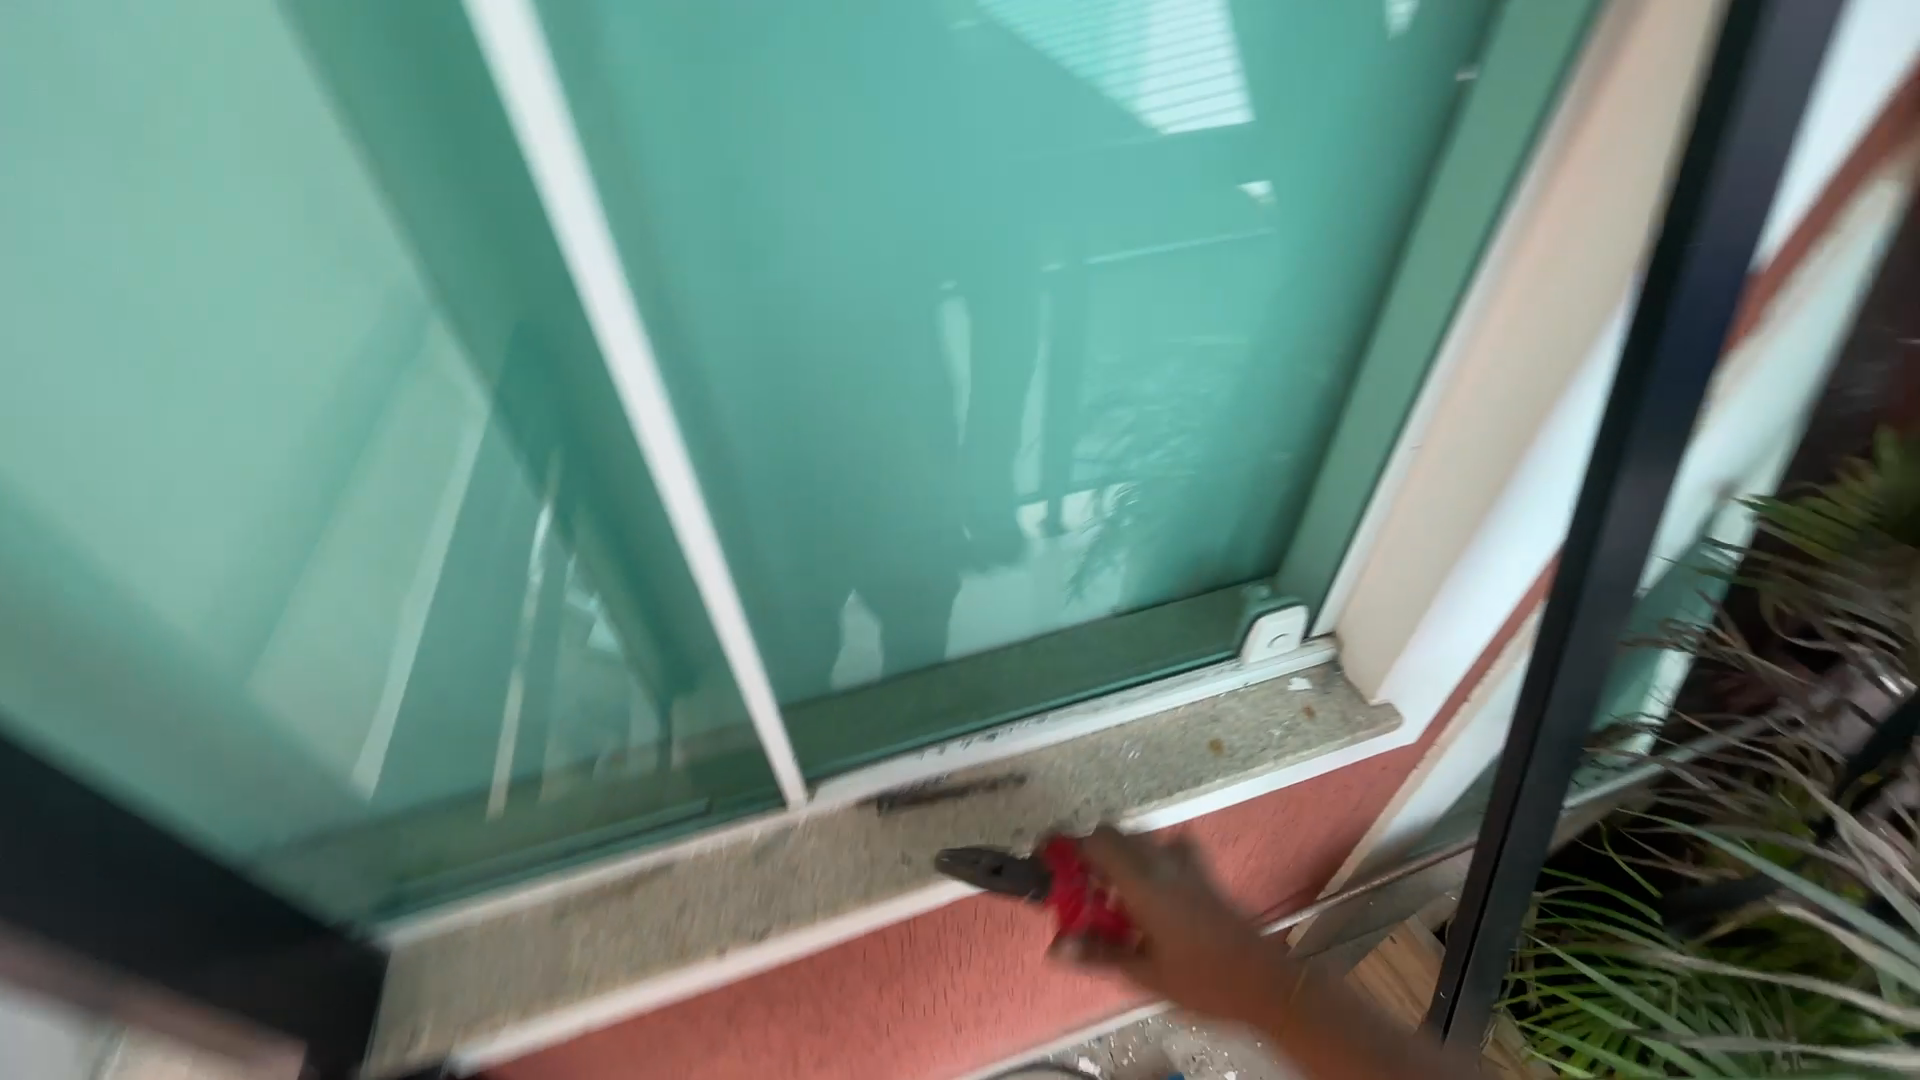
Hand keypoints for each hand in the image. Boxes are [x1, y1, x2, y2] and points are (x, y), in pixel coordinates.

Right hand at [1056, 825, 1295, 1027]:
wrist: (1264, 981)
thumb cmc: (1203, 981)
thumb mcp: (1145, 974)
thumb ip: (1098, 953)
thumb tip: (1055, 948)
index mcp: (1144, 882)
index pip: (1095, 840)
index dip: (1067, 844)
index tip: (1048, 859)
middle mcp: (1161, 859)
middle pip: (1112, 833)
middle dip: (1089, 852)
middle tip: (1081, 888)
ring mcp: (1185, 859)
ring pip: (1137, 838)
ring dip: (1117, 855)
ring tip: (1112, 895)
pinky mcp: (1202, 866)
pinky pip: (1163, 846)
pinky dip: (1147, 857)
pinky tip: (1150, 889)